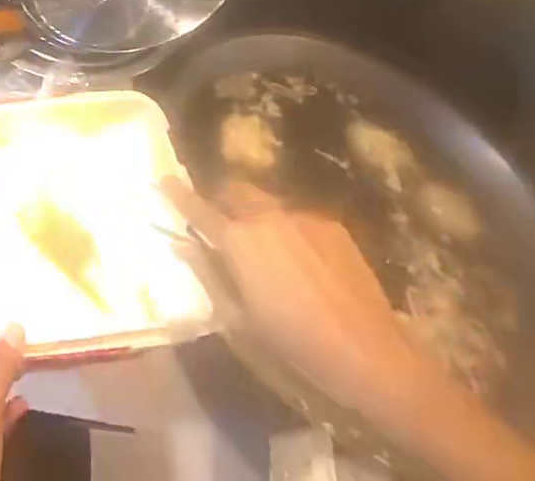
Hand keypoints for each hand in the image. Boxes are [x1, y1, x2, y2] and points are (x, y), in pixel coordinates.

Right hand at [164, 177, 438, 420]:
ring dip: (255, 215)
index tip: (163, 180)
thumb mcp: (239, 317)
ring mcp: (302, 216)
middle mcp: (266, 215)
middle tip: (221, 224)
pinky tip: (303, 262)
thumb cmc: (294, 342)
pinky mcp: (331, 224)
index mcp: (238, 239)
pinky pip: (297, 217)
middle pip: (233, 192)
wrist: (370, 354)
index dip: (177, 193)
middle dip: (221, 200)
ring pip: (266, 203)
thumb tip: (180, 243)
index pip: (197, 207)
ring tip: (266, 249)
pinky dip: (288, 229)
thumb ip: (206, 273)